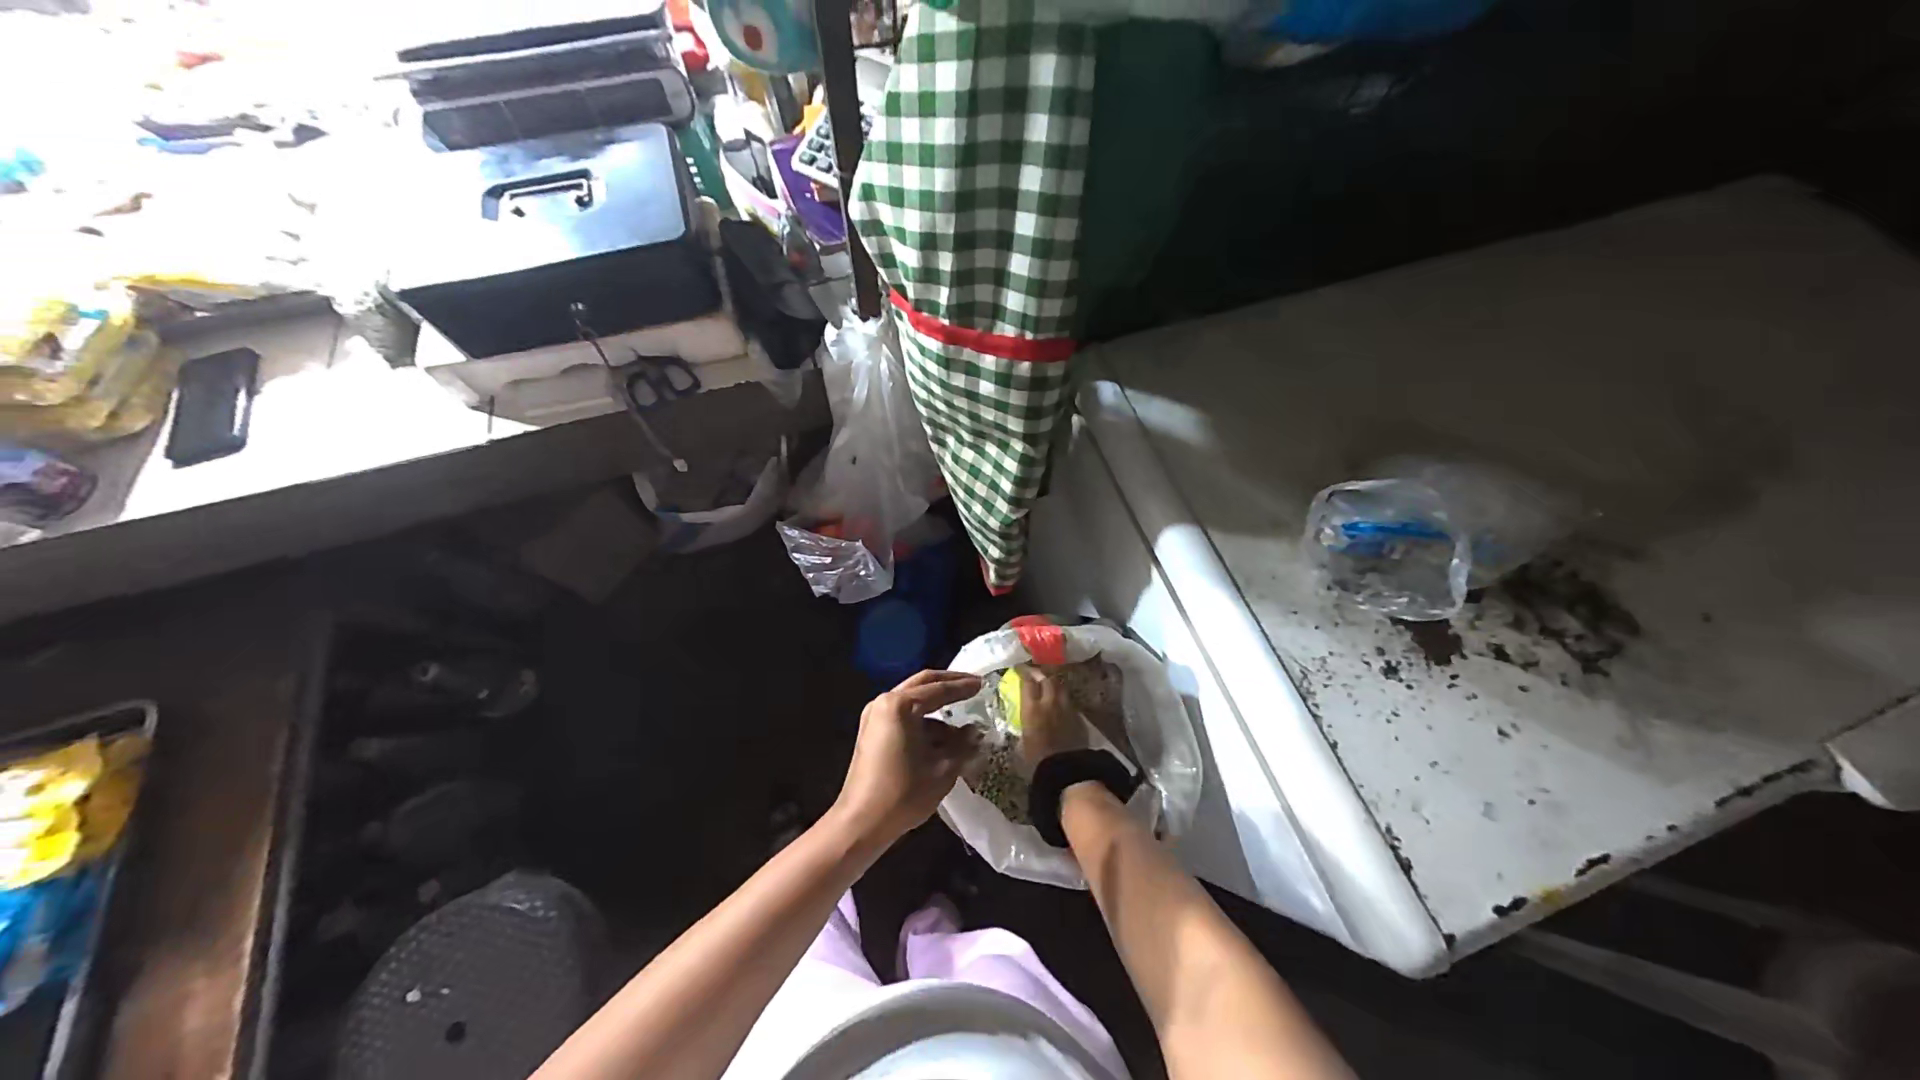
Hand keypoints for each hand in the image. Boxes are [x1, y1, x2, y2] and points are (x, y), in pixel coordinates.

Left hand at [831, 670, 983, 847]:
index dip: (963, 687)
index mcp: (900, 705)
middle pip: (922, 685)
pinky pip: (903, 716)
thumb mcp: (943, 768)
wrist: (861, 822)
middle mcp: (884, 702)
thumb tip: (976, 732)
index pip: (938, 689)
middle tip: (973, 684)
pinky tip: (943, 737)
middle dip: (948, 684)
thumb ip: (963, 744)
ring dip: (937, 709)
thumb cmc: (903, 793)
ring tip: (963, 723)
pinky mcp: (872, 732)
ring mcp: (874, 716)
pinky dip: (924, 721)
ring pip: (912, 702)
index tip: (983, 683)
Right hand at [1015, 666, 1087, 774]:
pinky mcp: (1078, 716)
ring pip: (1061, 686)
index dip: (1024, 672)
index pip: (1028, 681)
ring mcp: (1066, 707)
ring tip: (1050, 683)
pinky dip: (1063, 697)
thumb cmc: (1036, 759)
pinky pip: (1069, 700)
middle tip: (1036, 672)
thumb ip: (1025, 722)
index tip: (1020, 668)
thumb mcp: (1023, 739)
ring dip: (1054, 683)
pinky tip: (1061, 701)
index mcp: (1032, 708)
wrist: (1064, 769)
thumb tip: (1025, 718)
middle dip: (1041, 673)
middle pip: (1047, 678)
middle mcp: (1049, 702)